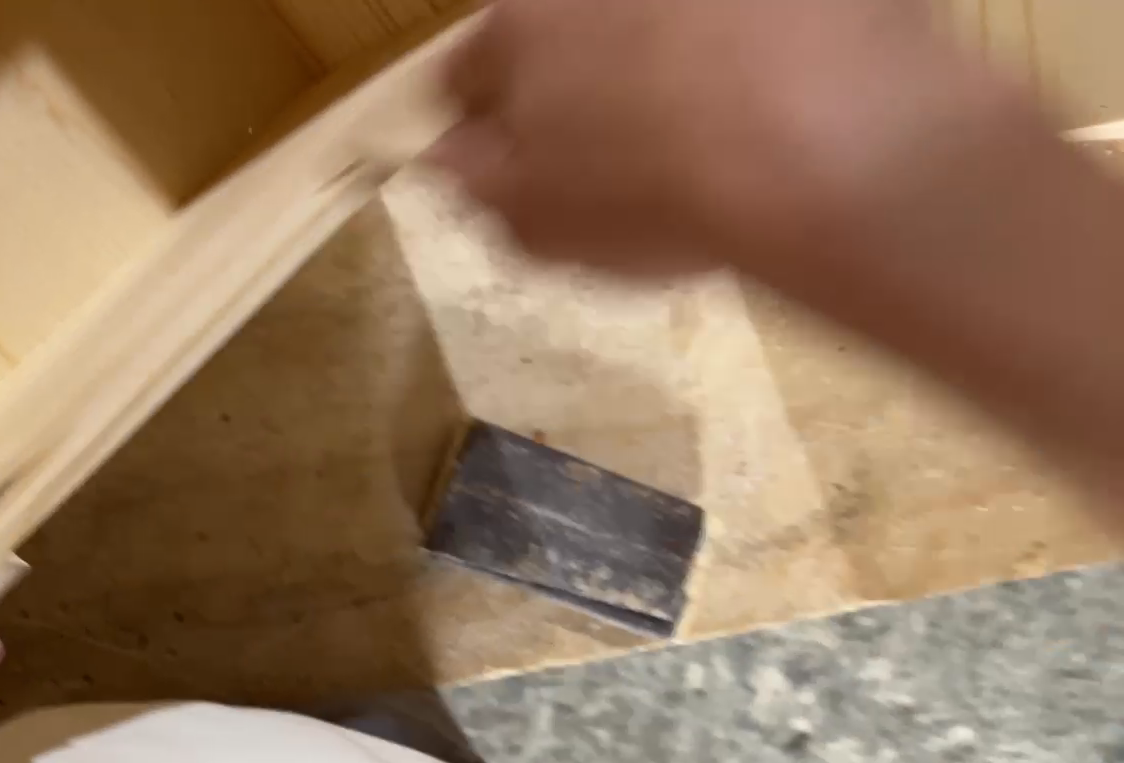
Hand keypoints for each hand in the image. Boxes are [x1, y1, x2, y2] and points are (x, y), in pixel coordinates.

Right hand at [431, 0, 1016, 276]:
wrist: (836, 154)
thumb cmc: (644, 196)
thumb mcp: (525, 218)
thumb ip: (468, 179)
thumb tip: (449, 149)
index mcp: (520, 24)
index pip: (463, 76)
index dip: (474, 129)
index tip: (502, 169)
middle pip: (554, 32)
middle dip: (558, 87)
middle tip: (591, 156)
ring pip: (642, 21)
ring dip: (637, 62)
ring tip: (678, 131)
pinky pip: (724, 22)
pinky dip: (724, 48)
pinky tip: (749, 103)